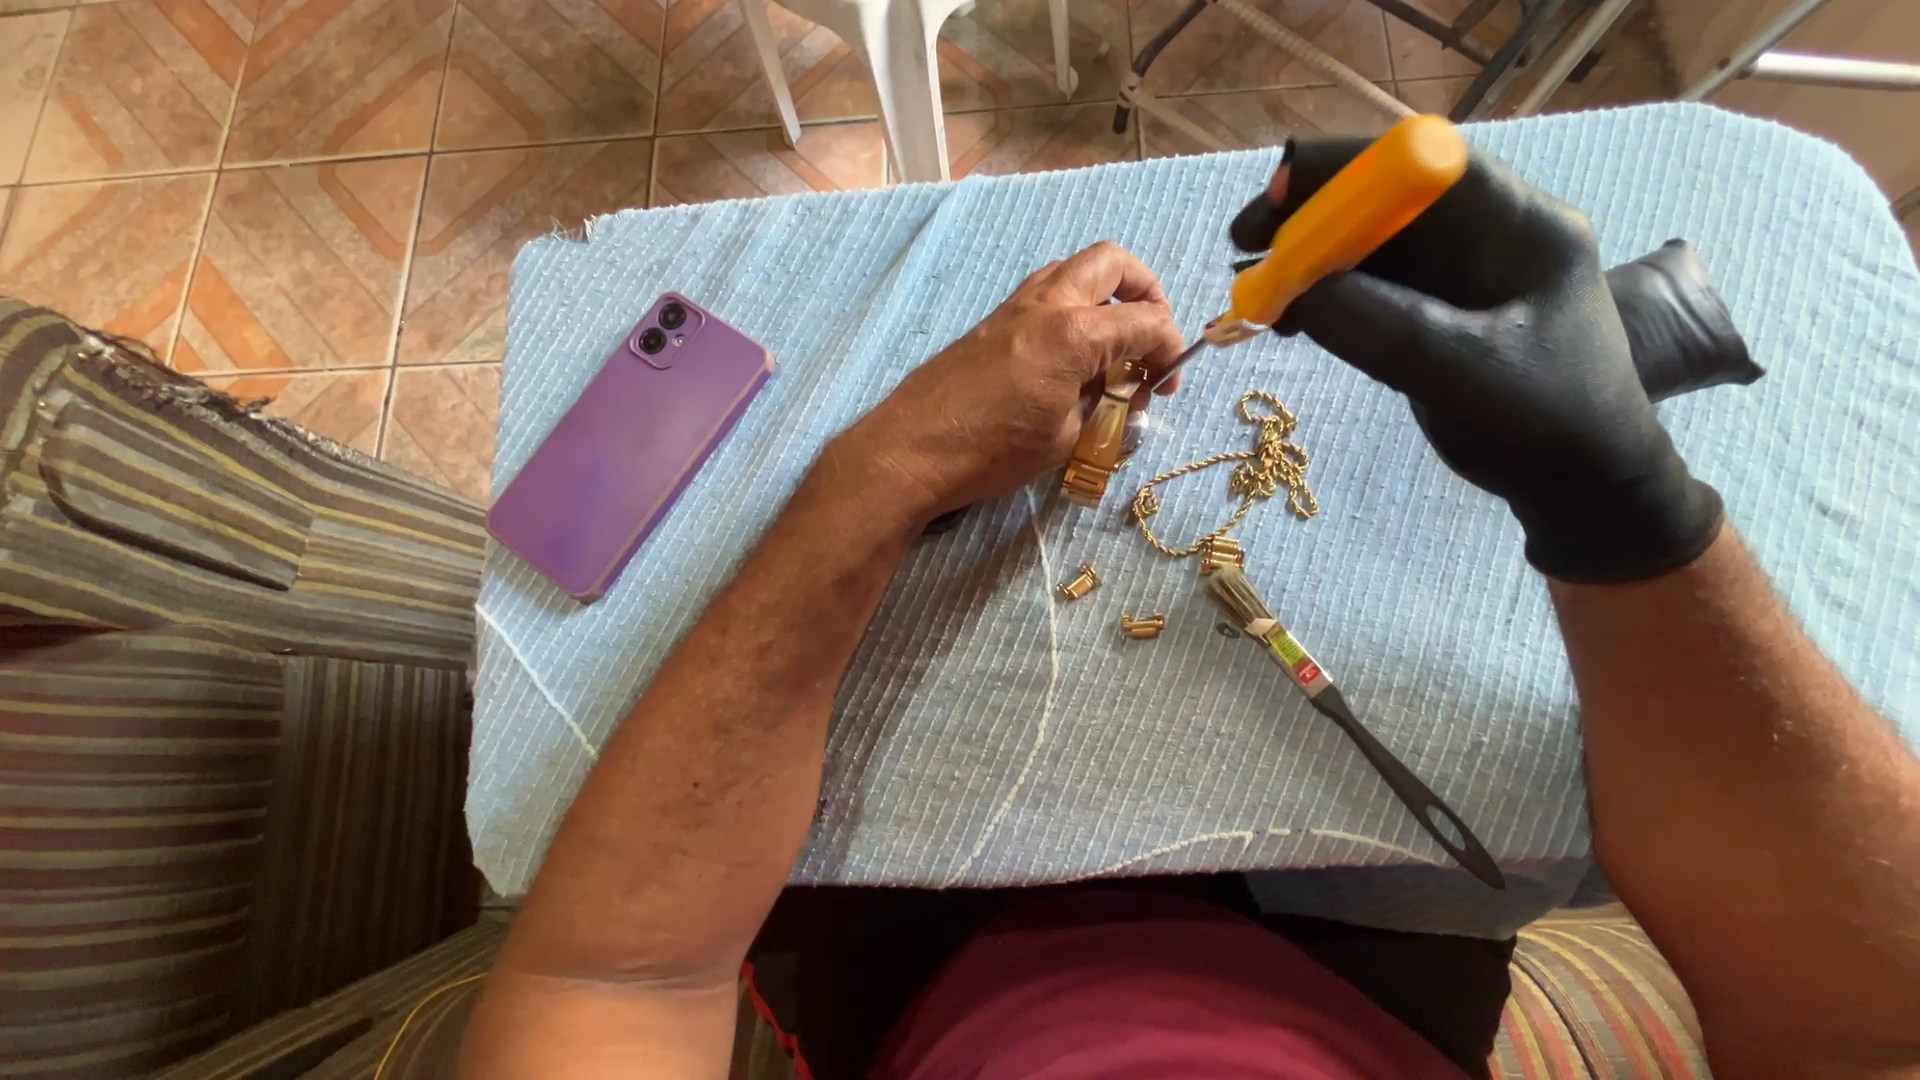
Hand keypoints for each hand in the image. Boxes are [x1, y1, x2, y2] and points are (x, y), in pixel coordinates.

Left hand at [833, 241, 1185, 522]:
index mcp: (1074, 332)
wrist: (912, 450)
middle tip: (1149, 337)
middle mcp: (1047, 303)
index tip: (1169, 382)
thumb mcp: (1064, 438)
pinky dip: (1071, 307)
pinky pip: (1044, 293)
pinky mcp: (992, 321)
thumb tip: (1117, 390)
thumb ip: (1101, 404)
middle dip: (1146, 291)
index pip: (1147, 321)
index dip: (1172, 349)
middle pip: (1112, 261)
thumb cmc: (992, 453)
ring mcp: (1014, 306)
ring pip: (1073, 269)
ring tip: (1110, 343)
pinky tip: (1069, 354)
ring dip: (1104, 294)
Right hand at [1231, 138, 1721, 582]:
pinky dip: (1316, 300)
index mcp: (1517, 225)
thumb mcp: (1465, 373)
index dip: (1347, 169)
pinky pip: (1361, 290)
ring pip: (1364, 248)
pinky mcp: (1426, 314)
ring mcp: (1452, 276)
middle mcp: (1481, 236)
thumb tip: (1297, 294)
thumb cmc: (1544, 421)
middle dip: (1308, 217)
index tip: (1276, 196)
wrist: (1572, 478)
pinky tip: (1283, 320)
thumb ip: (1383, 329)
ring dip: (1303, 264)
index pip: (1425, 163)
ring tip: (1254, 296)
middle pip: (1382, 200)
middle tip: (1243, 247)